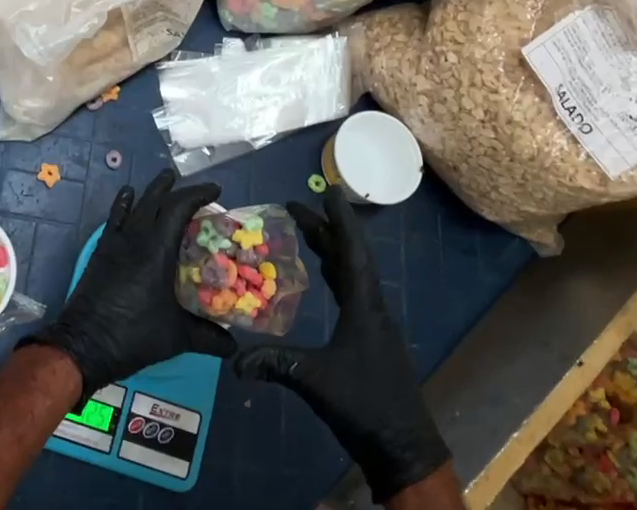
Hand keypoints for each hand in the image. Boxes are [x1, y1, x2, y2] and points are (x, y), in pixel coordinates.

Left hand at [25, 170, 235, 402]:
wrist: (86, 343)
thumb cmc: (134, 336)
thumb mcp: (177, 338)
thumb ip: (208, 337)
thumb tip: (234, 345)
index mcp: (157, 251)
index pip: (179, 208)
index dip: (198, 194)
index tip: (216, 190)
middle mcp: (136, 238)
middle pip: (157, 200)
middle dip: (177, 188)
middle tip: (195, 188)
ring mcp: (116, 241)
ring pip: (136, 204)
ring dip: (152, 191)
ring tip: (166, 181)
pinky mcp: (102, 250)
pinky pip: (115, 216)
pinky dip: (125, 202)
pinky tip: (128, 194)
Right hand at [233, 187, 449, 503]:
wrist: (403, 447)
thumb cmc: (365, 405)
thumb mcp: (316, 381)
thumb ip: (275, 364)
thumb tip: (232, 362)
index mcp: (364, 306)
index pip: (352, 251)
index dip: (340, 219)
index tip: (329, 189)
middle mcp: (371, 307)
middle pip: (349, 257)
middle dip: (325, 229)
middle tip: (297, 207)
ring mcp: (372, 323)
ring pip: (351, 274)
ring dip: (330, 250)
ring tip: (305, 231)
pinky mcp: (369, 339)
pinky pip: (350, 292)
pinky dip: (334, 274)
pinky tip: (322, 277)